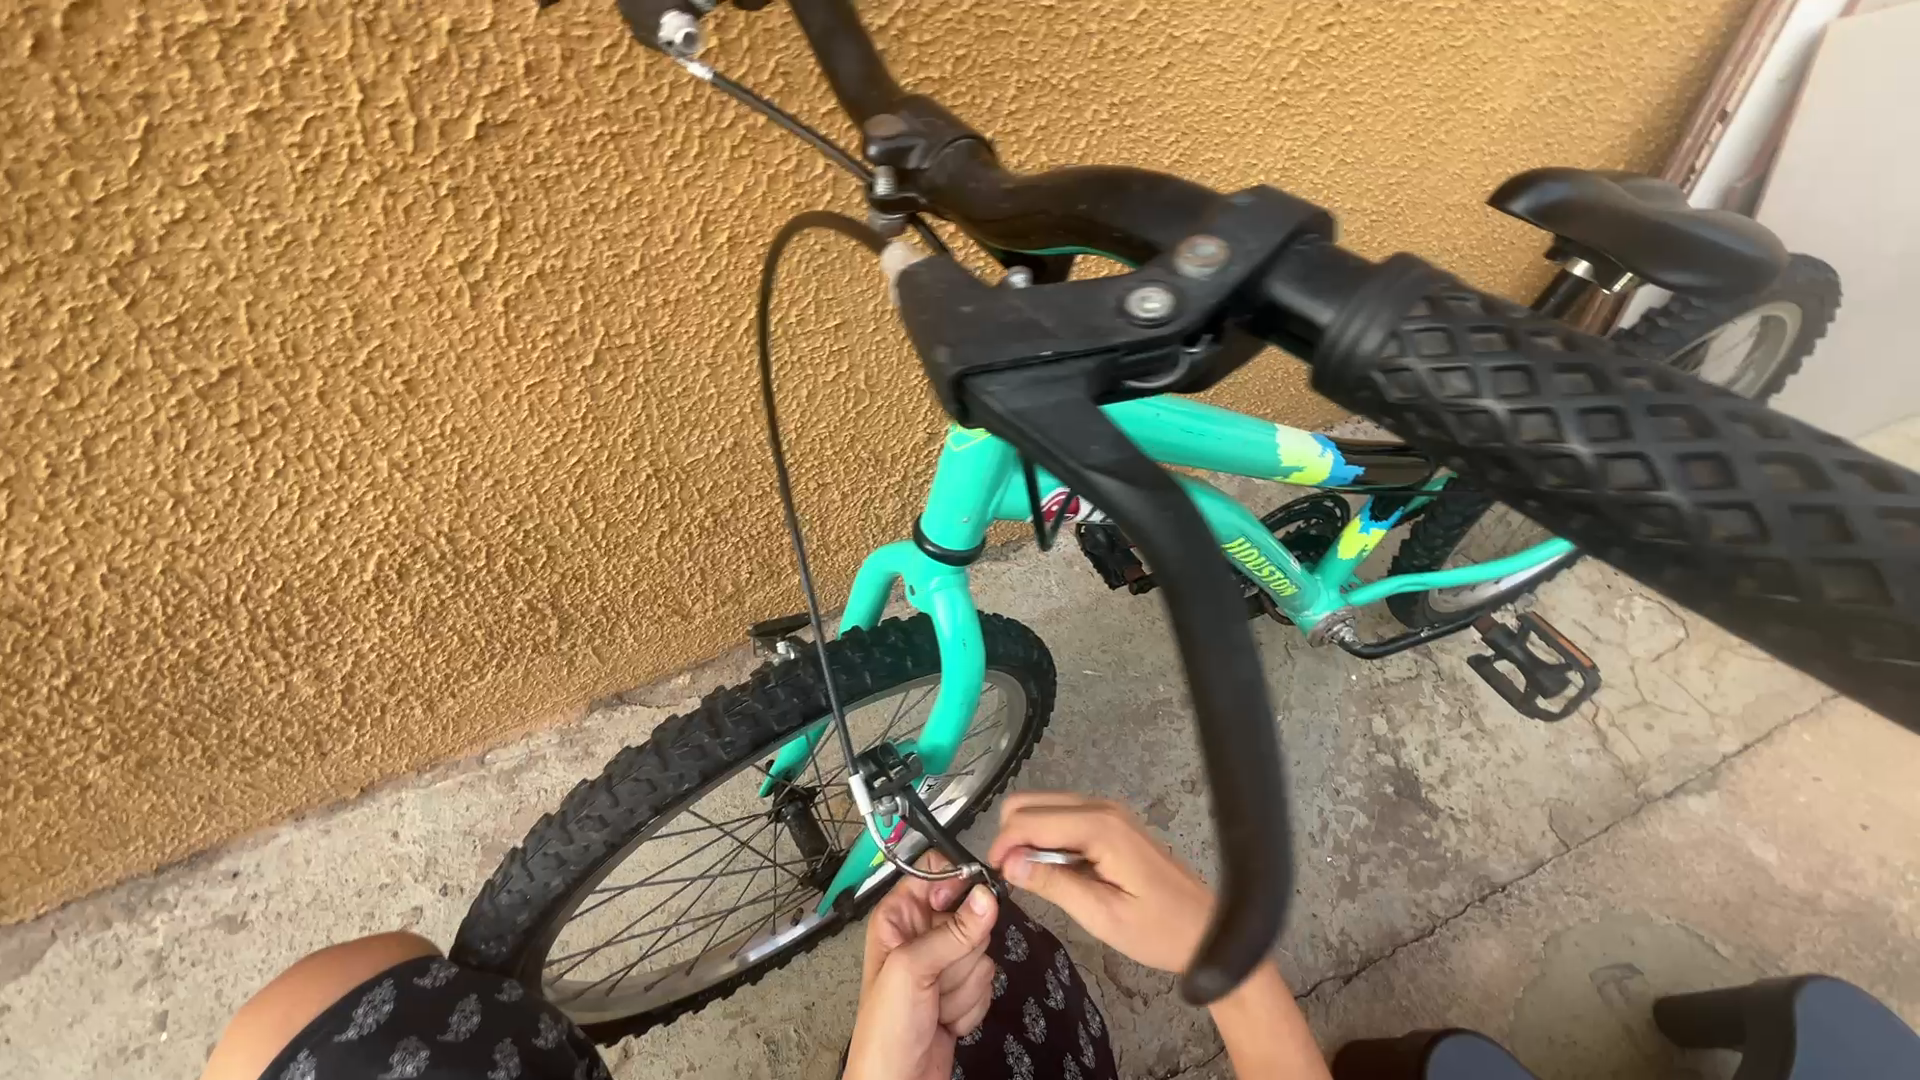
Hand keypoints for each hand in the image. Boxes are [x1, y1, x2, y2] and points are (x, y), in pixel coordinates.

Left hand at [844, 853, 999, 1079]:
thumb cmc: (885, 1029)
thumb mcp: (913, 970)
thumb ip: (953, 932)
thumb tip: (987, 896)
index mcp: (898, 915)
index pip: (936, 873)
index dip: (956, 885)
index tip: (965, 907)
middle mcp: (921, 932)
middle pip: (969, 912)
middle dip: (961, 951)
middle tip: (938, 975)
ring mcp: (942, 962)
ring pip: (981, 950)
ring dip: (964, 984)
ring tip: (936, 1004)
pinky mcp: (960, 989)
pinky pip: (986, 979)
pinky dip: (971, 1004)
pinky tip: (947, 1019)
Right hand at [986, 792, 1214, 972]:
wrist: (1207, 930)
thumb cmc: (1159, 930)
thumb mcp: (1102, 917)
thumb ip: (1054, 884)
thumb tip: (1008, 864)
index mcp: (1099, 827)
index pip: (1030, 819)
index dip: (1004, 845)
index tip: (996, 876)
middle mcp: (1100, 807)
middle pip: (1030, 802)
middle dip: (1012, 837)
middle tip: (1015, 878)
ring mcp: (1106, 810)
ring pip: (1042, 805)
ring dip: (1028, 836)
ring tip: (1035, 878)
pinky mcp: (1108, 820)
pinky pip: (1061, 816)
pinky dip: (1046, 837)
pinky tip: (1057, 869)